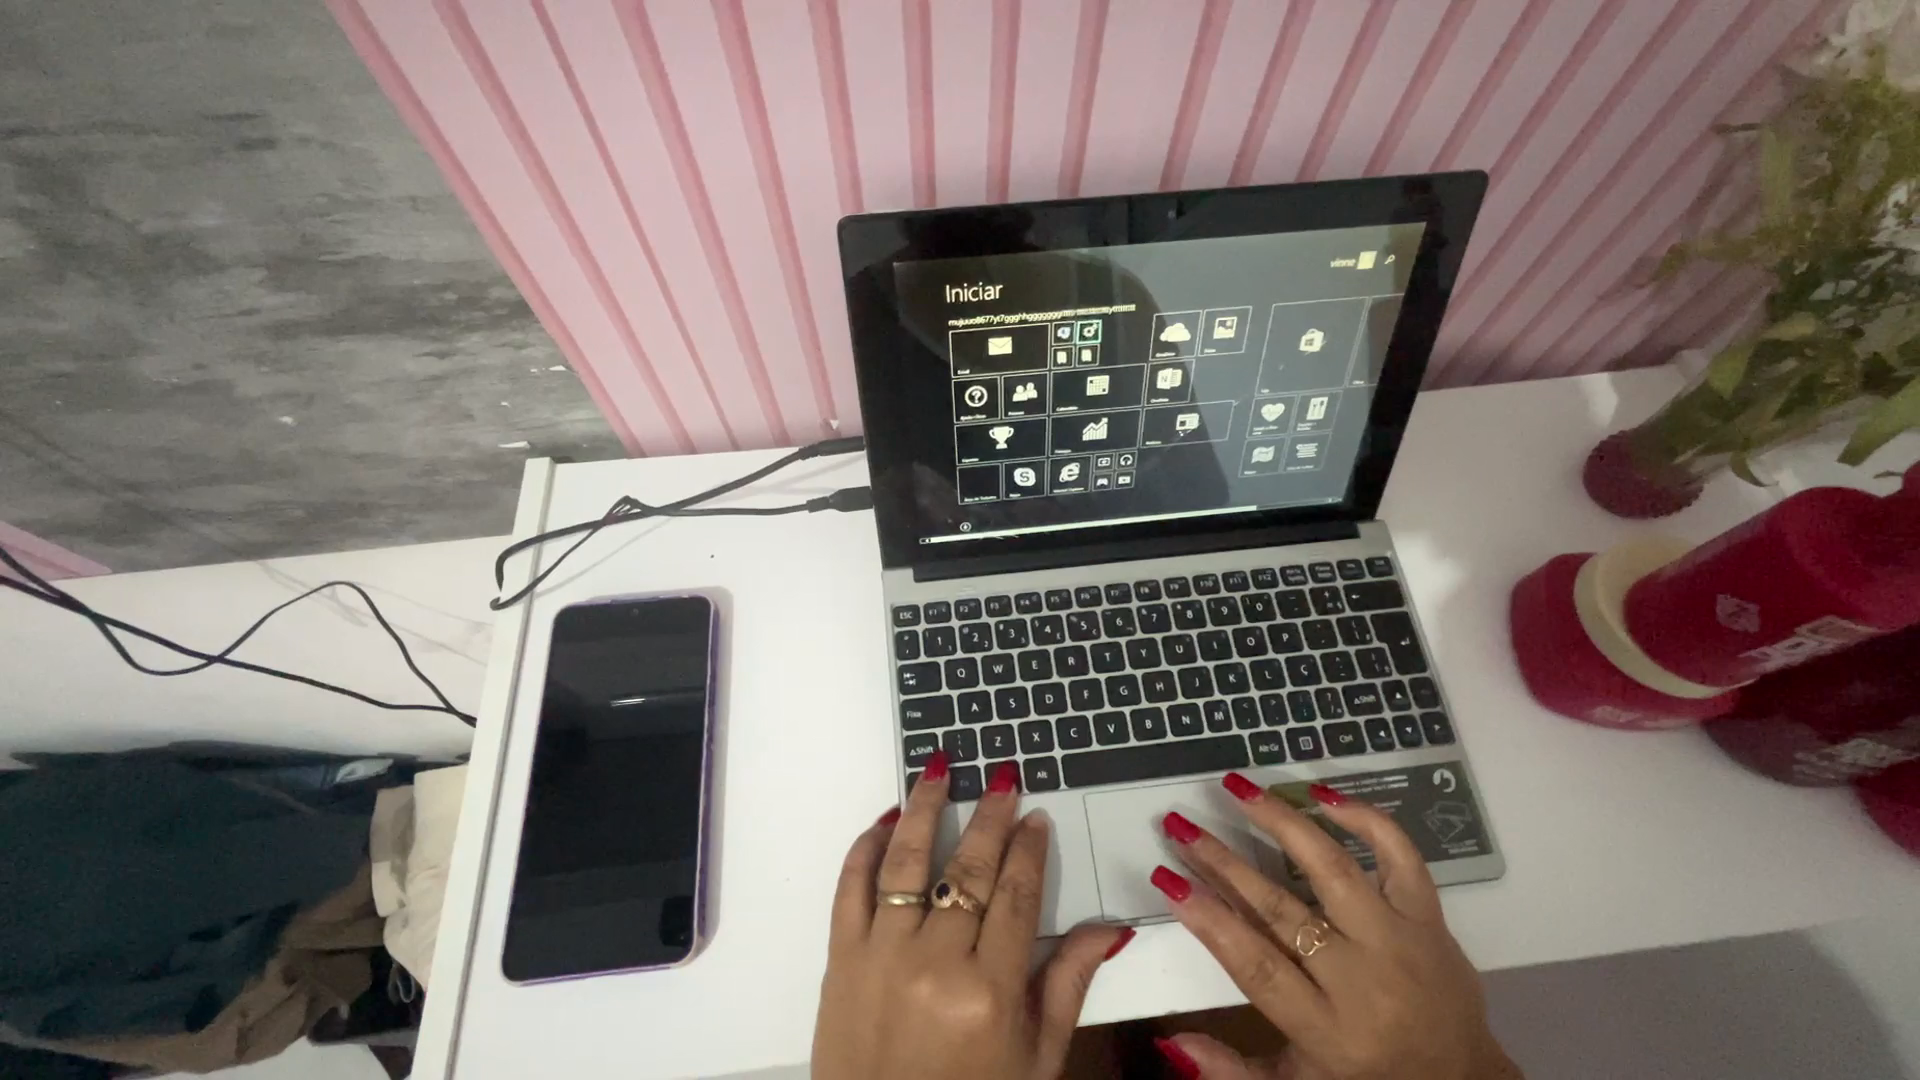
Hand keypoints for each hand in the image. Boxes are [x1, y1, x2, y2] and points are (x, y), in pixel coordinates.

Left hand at [812, 752, 1132, 1079]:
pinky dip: (864, 847)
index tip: (1035, 816)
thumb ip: (1068, 984)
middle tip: (1002, 775)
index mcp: (991, 990)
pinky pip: (849, 887)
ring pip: (905, 861)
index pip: (1017, 895)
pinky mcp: (840, 957)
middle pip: (968, 868)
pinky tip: (885, 820)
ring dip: (925, 807)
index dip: (1030, 849)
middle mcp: (935, 962)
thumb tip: (1110, 928)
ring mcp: (881, 954)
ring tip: (941, 768)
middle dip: (991, 816)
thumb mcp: (1035, 1057)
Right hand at [1150, 774, 1519, 1079]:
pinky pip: (1401, 858)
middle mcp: (1364, 979)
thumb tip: (1168, 1043)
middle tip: (1181, 825)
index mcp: (1328, 1029)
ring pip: (1335, 870)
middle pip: (1283, 910)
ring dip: (1282, 822)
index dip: (1211, 920)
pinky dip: (1366, 820)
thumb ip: (1232, 1070)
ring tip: (1238, 788)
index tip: (1169, 879)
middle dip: (1223, 862)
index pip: (1258, 965)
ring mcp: (1400, 941)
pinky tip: (1321, 794)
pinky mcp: (1430, 917)